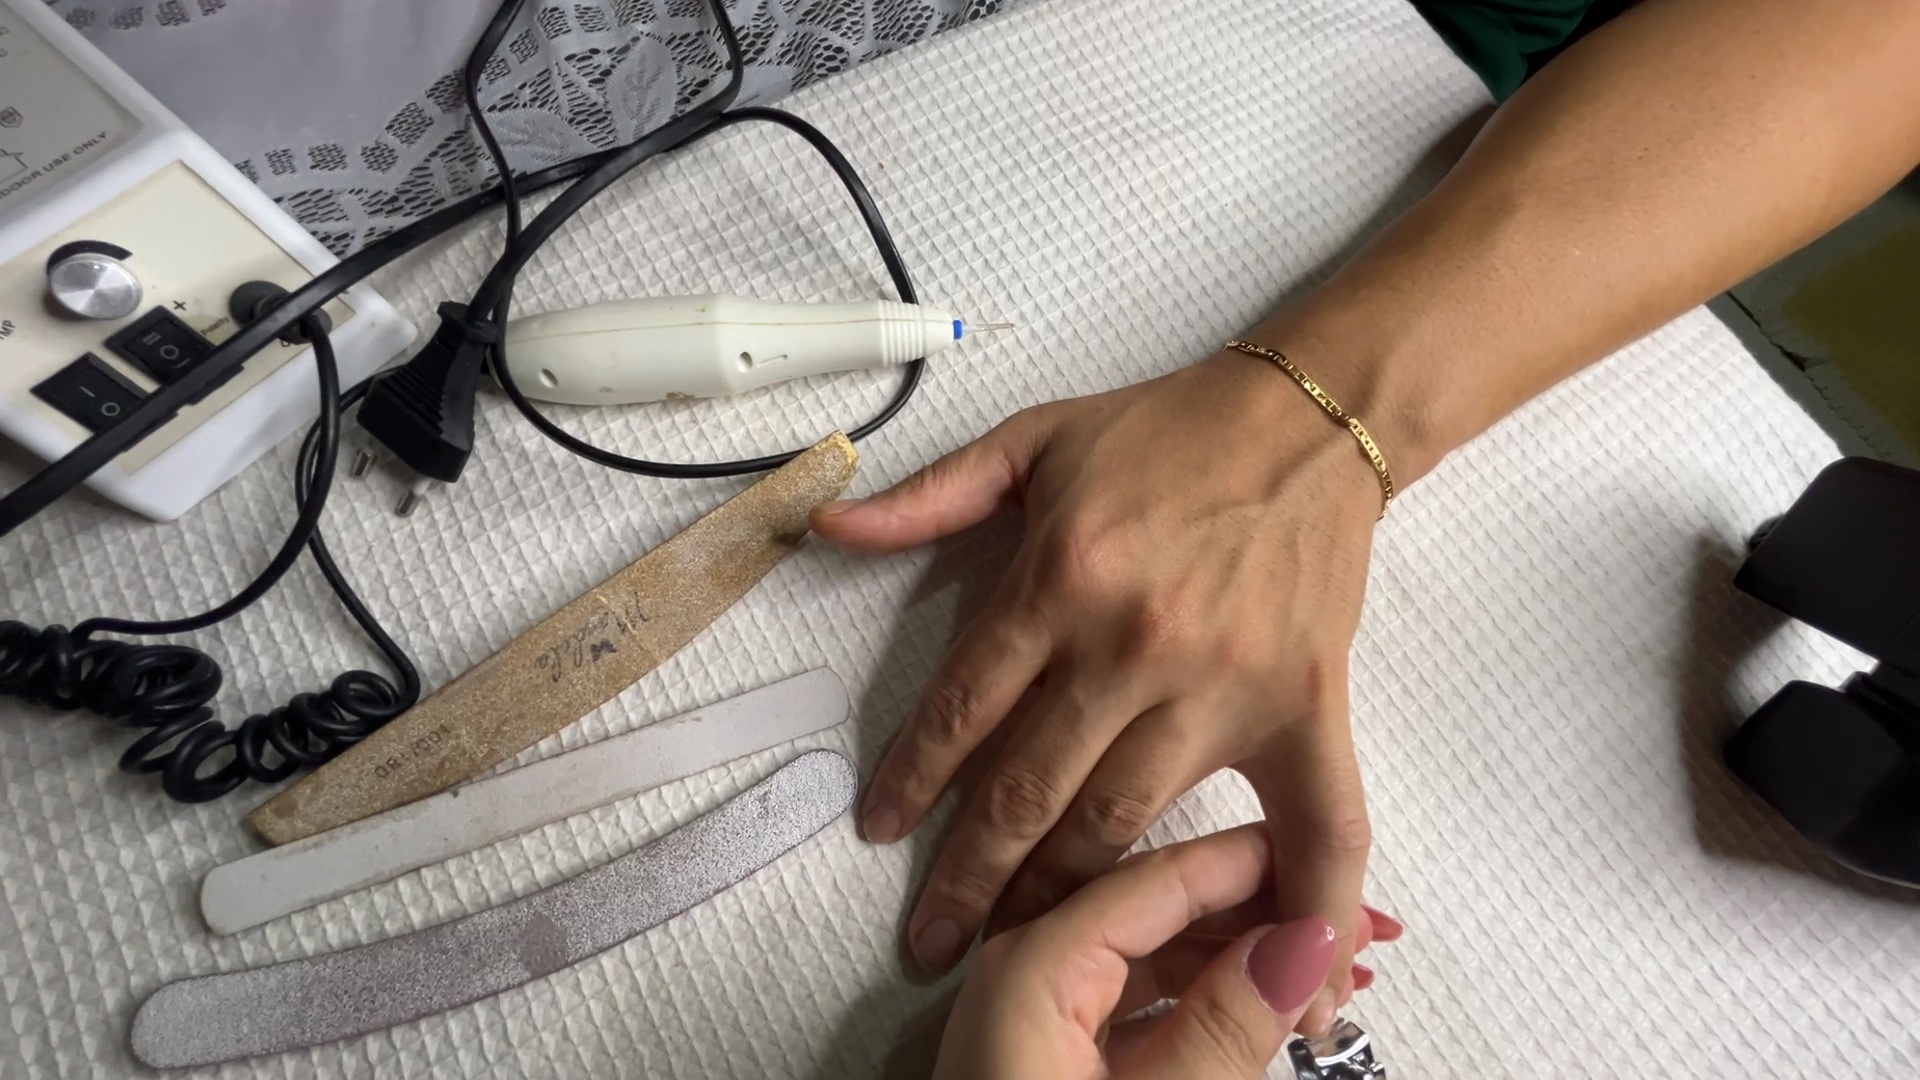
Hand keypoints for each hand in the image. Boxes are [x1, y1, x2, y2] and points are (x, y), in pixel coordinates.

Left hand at [813, 347, 1384, 1031]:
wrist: (1300, 423)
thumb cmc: (1159, 432)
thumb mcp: (1031, 441)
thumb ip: (928, 496)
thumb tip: (829, 525)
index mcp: (1059, 580)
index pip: (961, 707)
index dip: (911, 777)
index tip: (879, 829)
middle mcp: (1133, 646)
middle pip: (1027, 789)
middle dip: (970, 875)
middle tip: (932, 939)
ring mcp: (1221, 687)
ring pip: (1124, 823)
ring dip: (1064, 897)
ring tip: (1019, 944)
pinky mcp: (1304, 707)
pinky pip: (1316, 826)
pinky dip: (1304, 909)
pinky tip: (1286, 983)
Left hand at [932, 825, 1402, 1079]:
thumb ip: (1222, 1028)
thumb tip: (1302, 941)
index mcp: (1035, 964)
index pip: (1154, 880)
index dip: (1243, 863)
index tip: (1326, 854)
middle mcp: (1031, 965)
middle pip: (1159, 909)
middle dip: (1259, 909)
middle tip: (1360, 921)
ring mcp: (1044, 1007)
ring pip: (1158, 954)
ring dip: (1245, 956)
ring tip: (1336, 964)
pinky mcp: (1061, 1047)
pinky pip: (1145, 1000)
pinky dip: (1209, 998)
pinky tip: (1270, 1001)